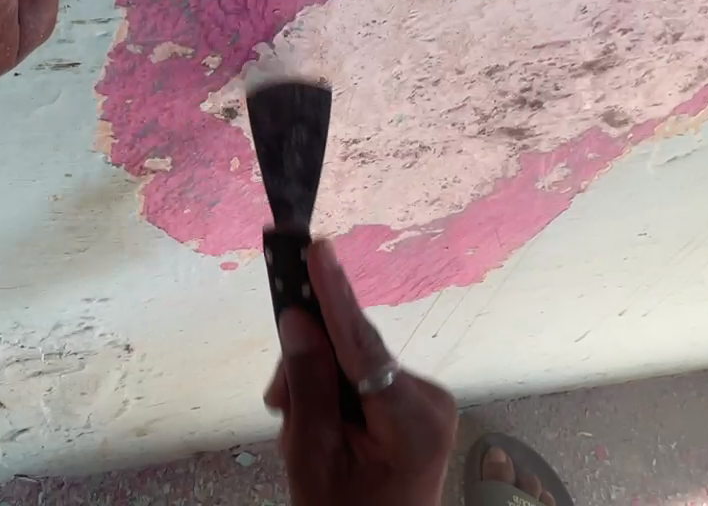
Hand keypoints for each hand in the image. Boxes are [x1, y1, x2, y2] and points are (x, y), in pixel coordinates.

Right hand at [265, 240, 458, 505]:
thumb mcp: (312, 459)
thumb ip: (305, 385)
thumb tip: (297, 317)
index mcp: (412, 422)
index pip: (361, 345)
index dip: (334, 293)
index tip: (318, 247)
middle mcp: (429, 399)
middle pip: (349, 351)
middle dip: (308, 366)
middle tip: (277, 406)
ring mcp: (426, 399)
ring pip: (350, 361)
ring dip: (316, 384)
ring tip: (298, 431)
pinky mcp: (416, 402)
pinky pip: (361, 375)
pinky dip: (332, 390)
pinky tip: (319, 424)